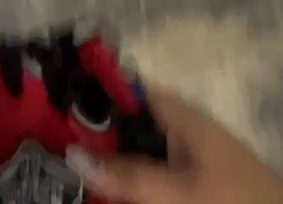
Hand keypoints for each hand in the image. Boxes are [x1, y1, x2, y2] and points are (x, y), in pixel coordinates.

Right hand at [65, 88, 282, 203]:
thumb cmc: (234, 203)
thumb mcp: (179, 193)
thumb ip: (129, 174)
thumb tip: (72, 152)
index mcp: (184, 118)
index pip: (131, 89)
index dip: (95, 90)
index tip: (54, 100)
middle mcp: (185, 134)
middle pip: (130, 125)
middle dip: (94, 134)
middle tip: (48, 142)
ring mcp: (192, 165)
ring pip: (139, 156)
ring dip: (110, 163)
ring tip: (65, 167)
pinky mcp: (196, 191)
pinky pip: (153, 180)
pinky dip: (130, 184)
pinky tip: (105, 195)